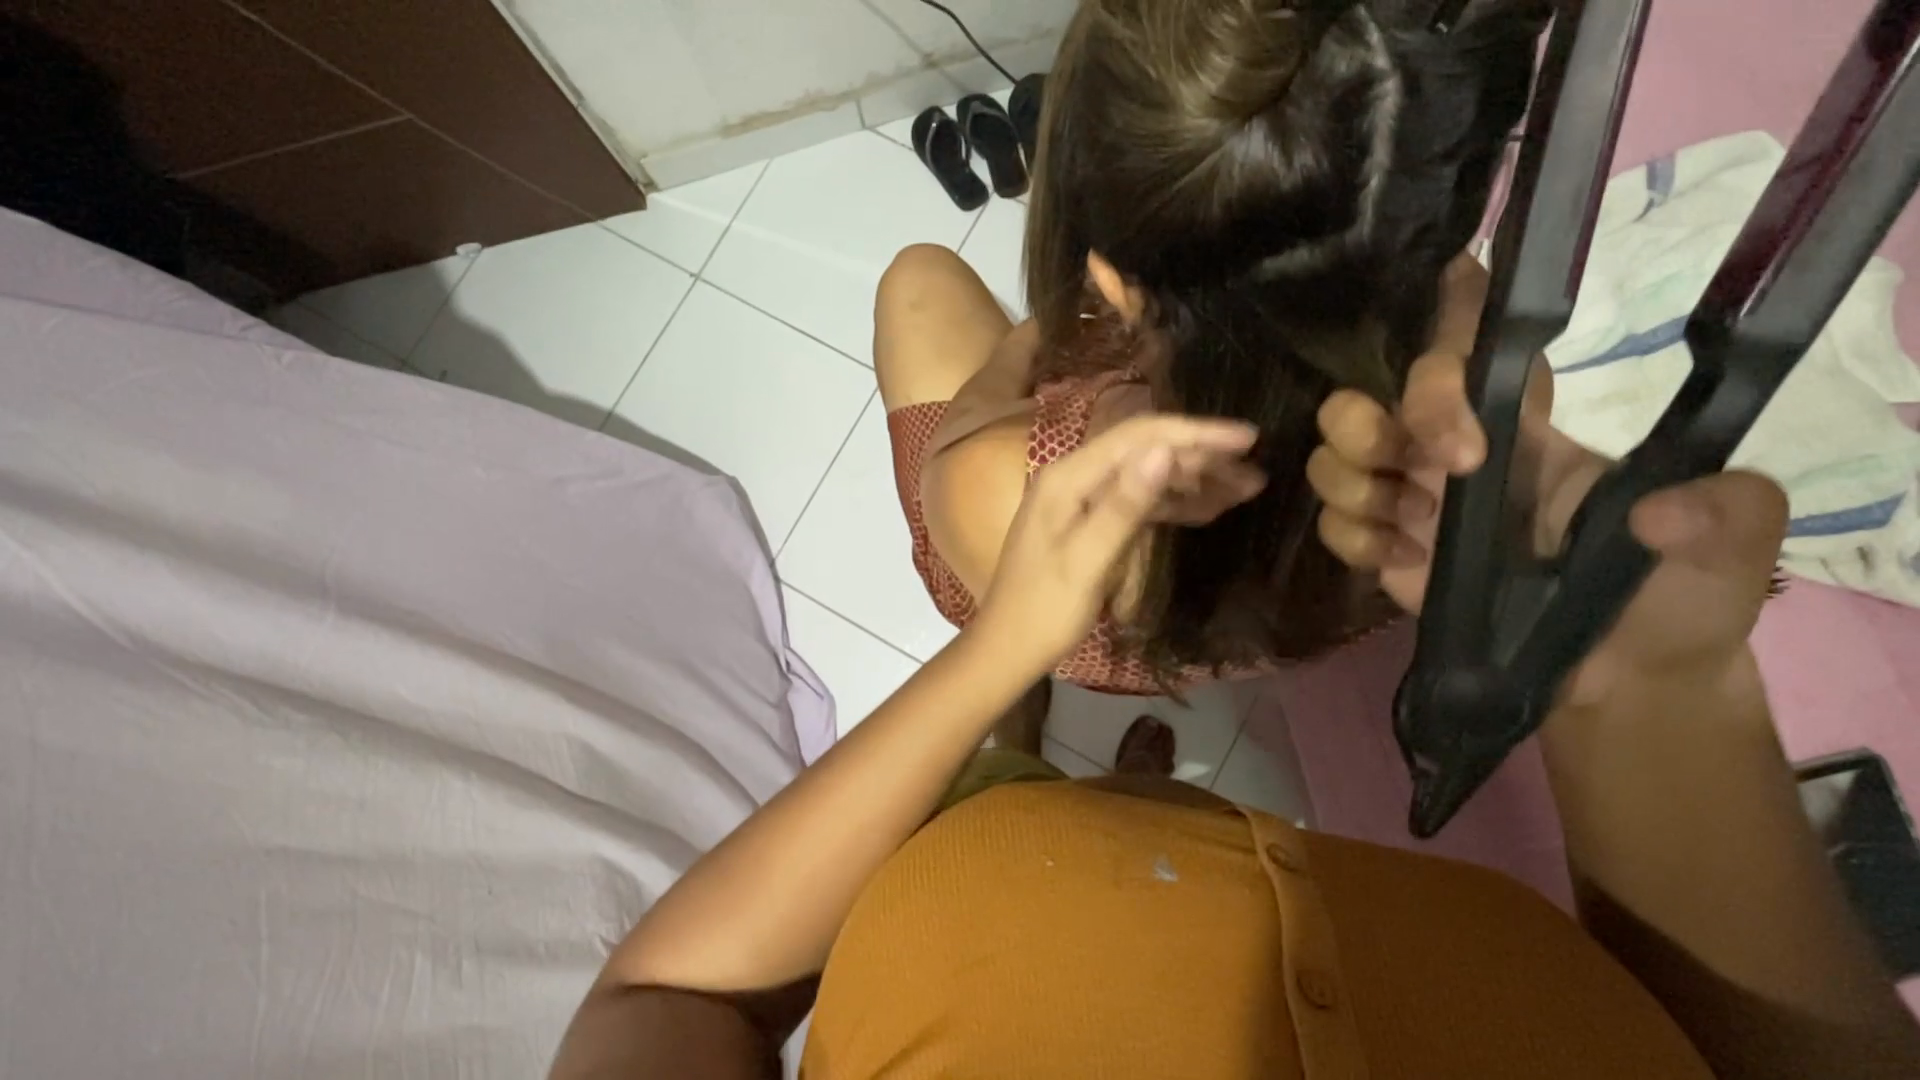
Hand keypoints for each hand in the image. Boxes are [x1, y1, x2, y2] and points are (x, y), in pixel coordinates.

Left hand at [974, 414, 1262, 671]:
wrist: (1008, 647)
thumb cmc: (1044, 611)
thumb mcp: (1087, 561)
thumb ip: (1124, 506)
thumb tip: (1164, 452)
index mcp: (1067, 478)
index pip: (1138, 436)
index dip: (1195, 432)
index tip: (1248, 437)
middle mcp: (1073, 478)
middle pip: (1145, 451)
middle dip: (1201, 457)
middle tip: (1255, 472)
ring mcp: (1080, 499)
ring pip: (1146, 477)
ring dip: (1194, 481)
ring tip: (1245, 490)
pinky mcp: (1088, 522)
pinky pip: (1137, 502)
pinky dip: (1173, 504)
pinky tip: (1208, 511)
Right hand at [1308, 349, 1786, 705]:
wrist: (1626, 680)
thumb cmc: (1676, 596)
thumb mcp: (1733, 544)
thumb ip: (1726, 509)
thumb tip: (1655, 513)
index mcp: (1520, 433)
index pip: (1457, 364)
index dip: (1436, 376)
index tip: (1461, 439)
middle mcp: (1448, 458)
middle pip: (1362, 404)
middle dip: (1367, 429)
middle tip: (1424, 472)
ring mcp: (1410, 507)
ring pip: (1330, 462)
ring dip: (1354, 489)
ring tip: (1414, 532)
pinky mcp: (1386, 556)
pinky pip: (1333, 528)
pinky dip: (1354, 542)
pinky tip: (1405, 566)